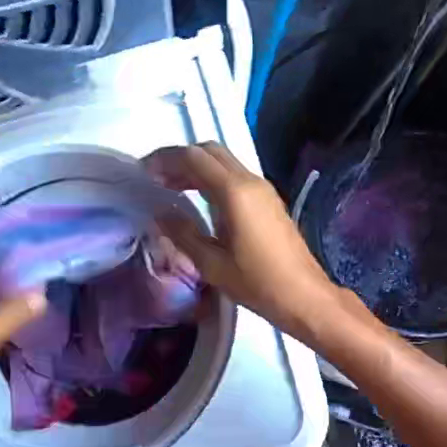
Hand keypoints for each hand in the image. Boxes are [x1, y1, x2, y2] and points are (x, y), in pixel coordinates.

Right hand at [143, 144, 348, 340]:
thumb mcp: (211, 264)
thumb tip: (159, 213)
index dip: (164, 159)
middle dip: (179, 158)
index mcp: (234, 193)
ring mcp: (262, 188)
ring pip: (223, 160)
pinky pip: (234, 175)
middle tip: (155, 178)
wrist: (303, 295)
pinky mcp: (267, 200)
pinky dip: (210, 178)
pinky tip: (197, 199)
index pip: (194, 158)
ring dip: (195, 167)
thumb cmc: (257, 283)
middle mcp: (249, 181)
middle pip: (209, 150)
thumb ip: (182, 233)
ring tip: (169, 187)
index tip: (143, 173)